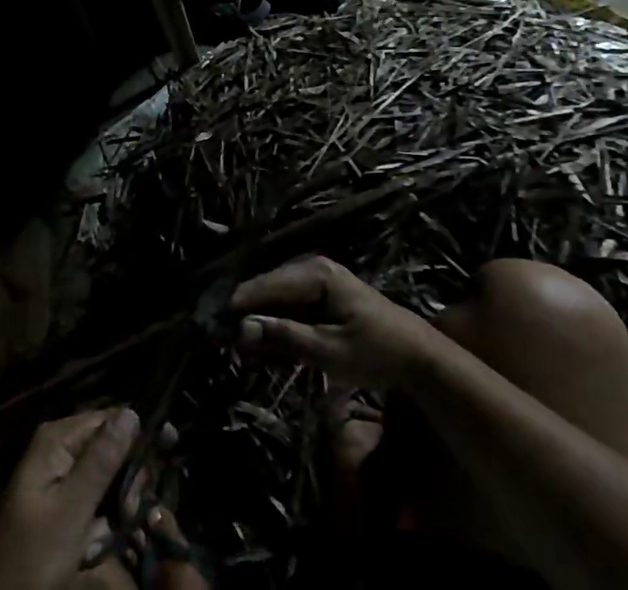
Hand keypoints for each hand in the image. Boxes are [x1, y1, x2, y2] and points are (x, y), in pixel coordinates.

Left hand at [0, 408, 139, 589]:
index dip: (139, 442)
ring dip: (114, 509)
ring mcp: (56, 476)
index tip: (153, 474)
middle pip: (112, 449)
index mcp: (57, 439)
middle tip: (126, 516)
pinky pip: (93, 501)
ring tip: (101, 538)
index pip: (113, 419)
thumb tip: (133, 411)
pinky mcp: (57, 503)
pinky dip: (98, 524)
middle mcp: (57, 449)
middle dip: (126, 483)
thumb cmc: (29, 558)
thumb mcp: (71, 510)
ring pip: (107, 479)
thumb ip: (102, 461)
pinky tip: (90, 547)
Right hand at [231, 256, 441, 387]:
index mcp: (317, 274)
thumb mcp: (329, 350)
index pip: (265, 285)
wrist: (418, 357)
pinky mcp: (320, 299)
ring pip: (274, 303)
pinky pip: (288, 311)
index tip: (209, 323)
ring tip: (235, 351)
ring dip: (257, 326)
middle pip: (266, 291)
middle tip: (218, 341)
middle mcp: (313, 270)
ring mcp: (316, 283)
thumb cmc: (377, 351)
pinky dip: (274, 330)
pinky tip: (259, 352)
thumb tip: (242, 329)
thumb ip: (285, 337)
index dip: (236, 305)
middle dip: (243, 316)